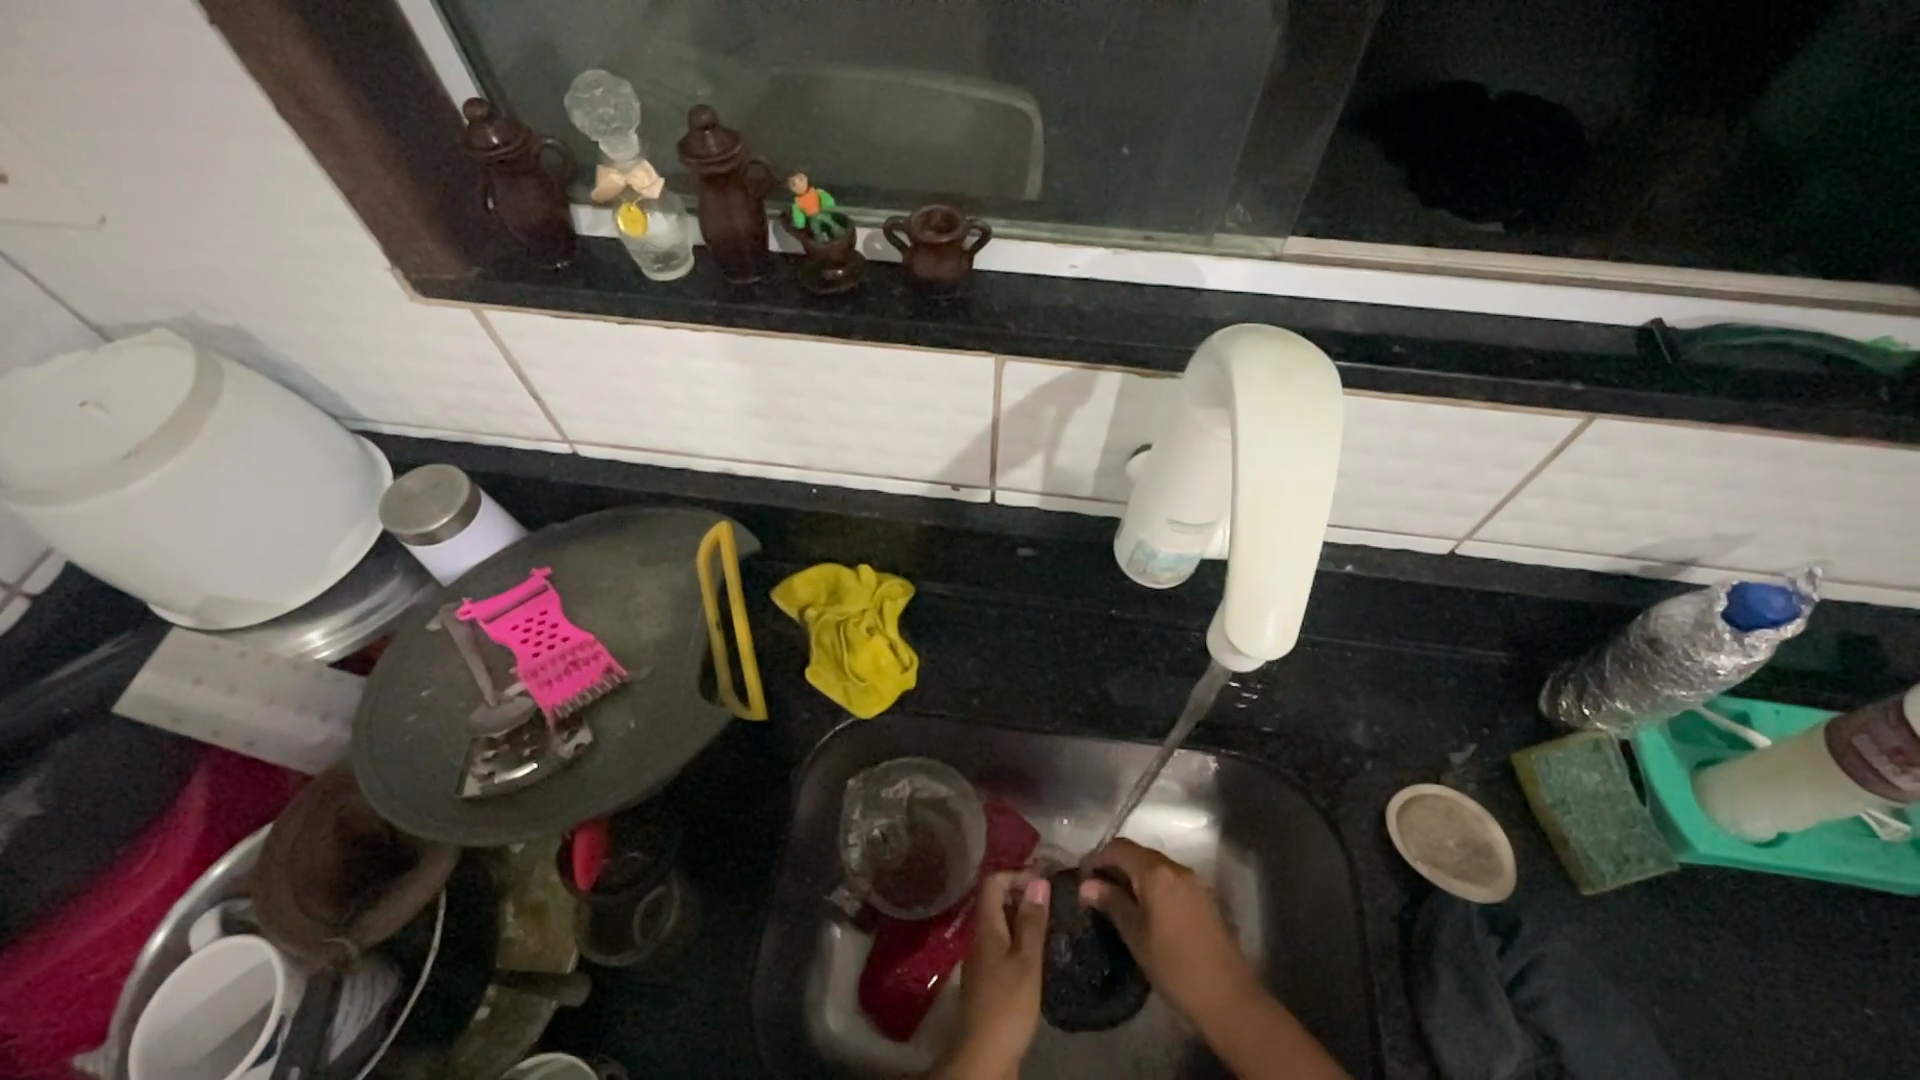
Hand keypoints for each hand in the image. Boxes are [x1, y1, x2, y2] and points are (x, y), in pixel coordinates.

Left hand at [931, 873, 1049, 1079]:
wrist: (983, 1055)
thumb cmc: (1007, 1005)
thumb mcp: (1026, 961)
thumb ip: (1032, 921)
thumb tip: (1039, 881)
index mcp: (985, 928)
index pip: (993, 882)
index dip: (1017, 875)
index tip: (1044, 886)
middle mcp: (979, 938)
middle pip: (995, 902)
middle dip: (1023, 895)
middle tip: (1054, 904)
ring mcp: (981, 959)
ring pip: (1000, 925)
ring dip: (1023, 919)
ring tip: (1052, 927)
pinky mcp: (987, 980)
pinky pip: (1002, 946)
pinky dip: (1020, 941)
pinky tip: (1040, 955)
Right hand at [1081, 839, 1259, 1025]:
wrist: (1227, 995)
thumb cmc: (1174, 966)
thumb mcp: (1135, 935)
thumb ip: (1112, 903)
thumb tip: (1086, 885)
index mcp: (1156, 873)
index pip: (1119, 848)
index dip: (1097, 858)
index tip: (1081, 878)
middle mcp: (1177, 868)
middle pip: (1138, 853)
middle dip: (1114, 866)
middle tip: (1095, 891)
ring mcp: (1194, 882)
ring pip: (1155, 867)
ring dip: (1133, 876)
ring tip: (1116, 902)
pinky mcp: (1204, 898)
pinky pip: (1170, 880)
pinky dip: (1152, 886)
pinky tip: (1144, 910)